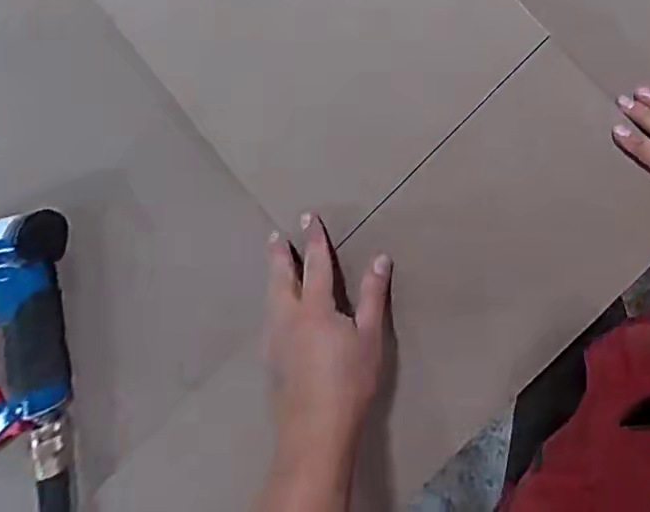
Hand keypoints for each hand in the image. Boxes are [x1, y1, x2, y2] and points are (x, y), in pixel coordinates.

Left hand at [262, 214, 390, 476]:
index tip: (310, 218)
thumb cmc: (349, 381)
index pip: (315, 264)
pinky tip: (274, 311)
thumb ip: (373, 295)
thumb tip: (380, 258)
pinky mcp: (271, 361)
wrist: (314, 432)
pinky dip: (271, 301)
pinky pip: (269, 318)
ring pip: (270, 299)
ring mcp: (275, 341)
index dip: (314, 239)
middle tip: (275, 235)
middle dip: (280, 255)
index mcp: (314, 308)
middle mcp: (288, 317)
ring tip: (272, 264)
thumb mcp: (370, 335)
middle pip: (281, 278)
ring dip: (272, 276)